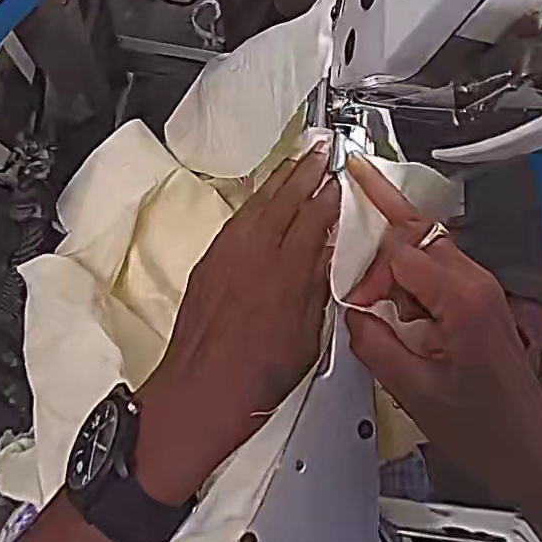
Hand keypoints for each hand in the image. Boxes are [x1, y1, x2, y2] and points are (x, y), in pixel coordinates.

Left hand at [135, 144, 338, 502]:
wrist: (199, 392)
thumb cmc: (257, 376)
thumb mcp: (307, 337)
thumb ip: (318, 288)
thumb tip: (328, 253)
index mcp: (287, 274)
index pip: (314, 219)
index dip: (330, 196)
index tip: (342, 180)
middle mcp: (256, 255)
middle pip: (287, 199)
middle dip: (308, 170)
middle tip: (323, 149)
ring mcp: (229, 253)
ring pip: (260, 201)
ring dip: (282, 177)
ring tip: (299, 159)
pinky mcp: (211, 259)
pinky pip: (239, 217)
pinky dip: (257, 198)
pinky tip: (266, 193)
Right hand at [342, 155, 541, 503]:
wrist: (532, 453)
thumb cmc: (484, 428)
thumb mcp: (414, 390)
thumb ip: (374, 342)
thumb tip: (351, 313)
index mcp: (461, 297)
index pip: (402, 255)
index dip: (370, 276)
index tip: (355, 306)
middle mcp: (475, 282)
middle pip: (420, 233)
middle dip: (384, 223)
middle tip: (359, 182)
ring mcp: (481, 290)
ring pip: (429, 249)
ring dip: (397, 260)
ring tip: (374, 286)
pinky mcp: (480, 303)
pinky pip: (439, 272)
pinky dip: (412, 279)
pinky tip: (400, 306)